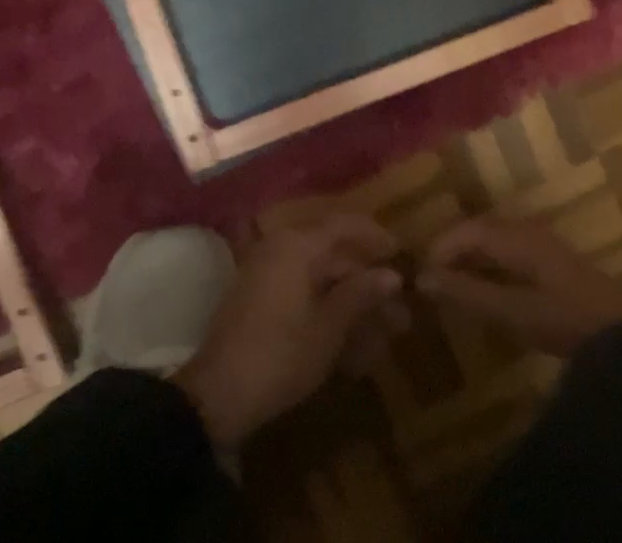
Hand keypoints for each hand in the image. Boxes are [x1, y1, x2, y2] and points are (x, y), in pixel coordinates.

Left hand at [173, 214, 402, 445]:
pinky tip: (354, 357)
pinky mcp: (260, 307)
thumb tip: (392, 274)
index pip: (344, 225)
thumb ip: (361, 294)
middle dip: (370, 289)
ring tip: (384, 345)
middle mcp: (280, 253)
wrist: (217, 396)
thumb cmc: (280, 354)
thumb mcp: (329, 327)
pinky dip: (329, 322)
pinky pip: (304, 302)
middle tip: (402, 318)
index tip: (403, 254)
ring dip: (354, 312)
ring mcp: (267, 280)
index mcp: (296, 247)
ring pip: (322, 286)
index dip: (376, 238)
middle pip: (336, 260)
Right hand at [419, 215, 621, 355]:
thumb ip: (467, 293)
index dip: (440, 248)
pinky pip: (512, 252)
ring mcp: (546, 246)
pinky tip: (488, 290)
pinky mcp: (557, 264)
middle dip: (454, 250)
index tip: (421, 276)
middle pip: (481, 231)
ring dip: (472, 258)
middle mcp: (529, 232)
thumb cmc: (566, 320)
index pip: (467, 230)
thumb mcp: (511, 310)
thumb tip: (422, 278)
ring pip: (497, 241)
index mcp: (517, 237)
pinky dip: (491, 265)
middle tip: (432, 281)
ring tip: (453, 286)